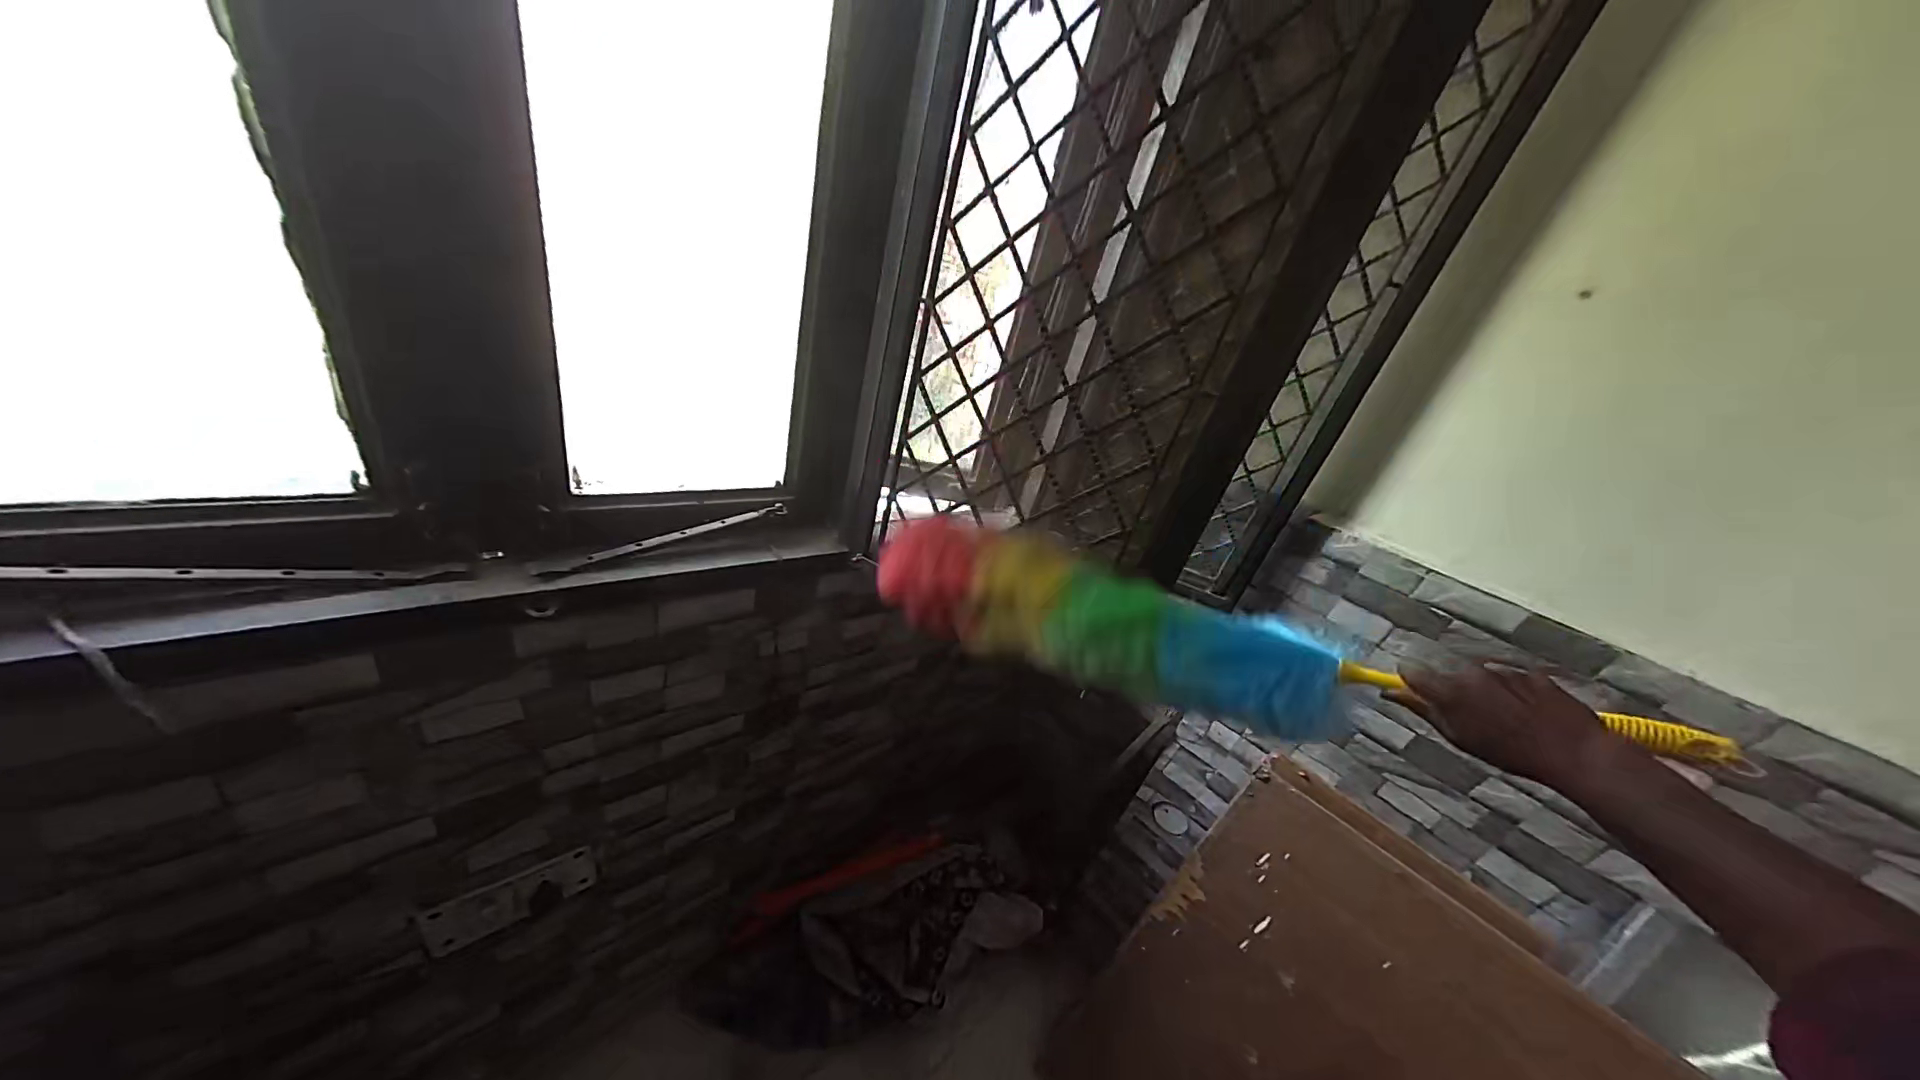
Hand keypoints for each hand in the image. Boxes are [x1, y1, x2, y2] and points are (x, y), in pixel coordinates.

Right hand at [1386, 662, 1634, 786]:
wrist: (1576, 751)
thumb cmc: (1510, 752)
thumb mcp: (1459, 737)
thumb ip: (1423, 710)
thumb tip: (1390, 693)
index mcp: (1448, 688)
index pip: (1410, 669)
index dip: (1411, 681)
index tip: (1417, 694)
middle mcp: (1470, 671)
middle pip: (1447, 673)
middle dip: (1452, 690)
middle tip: (1469, 718)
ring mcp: (1502, 669)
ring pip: (1478, 675)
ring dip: (1482, 691)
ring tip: (1505, 721)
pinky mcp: (1529, 672)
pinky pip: (1509, 678)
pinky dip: (1511, 692)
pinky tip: (1527, 714)